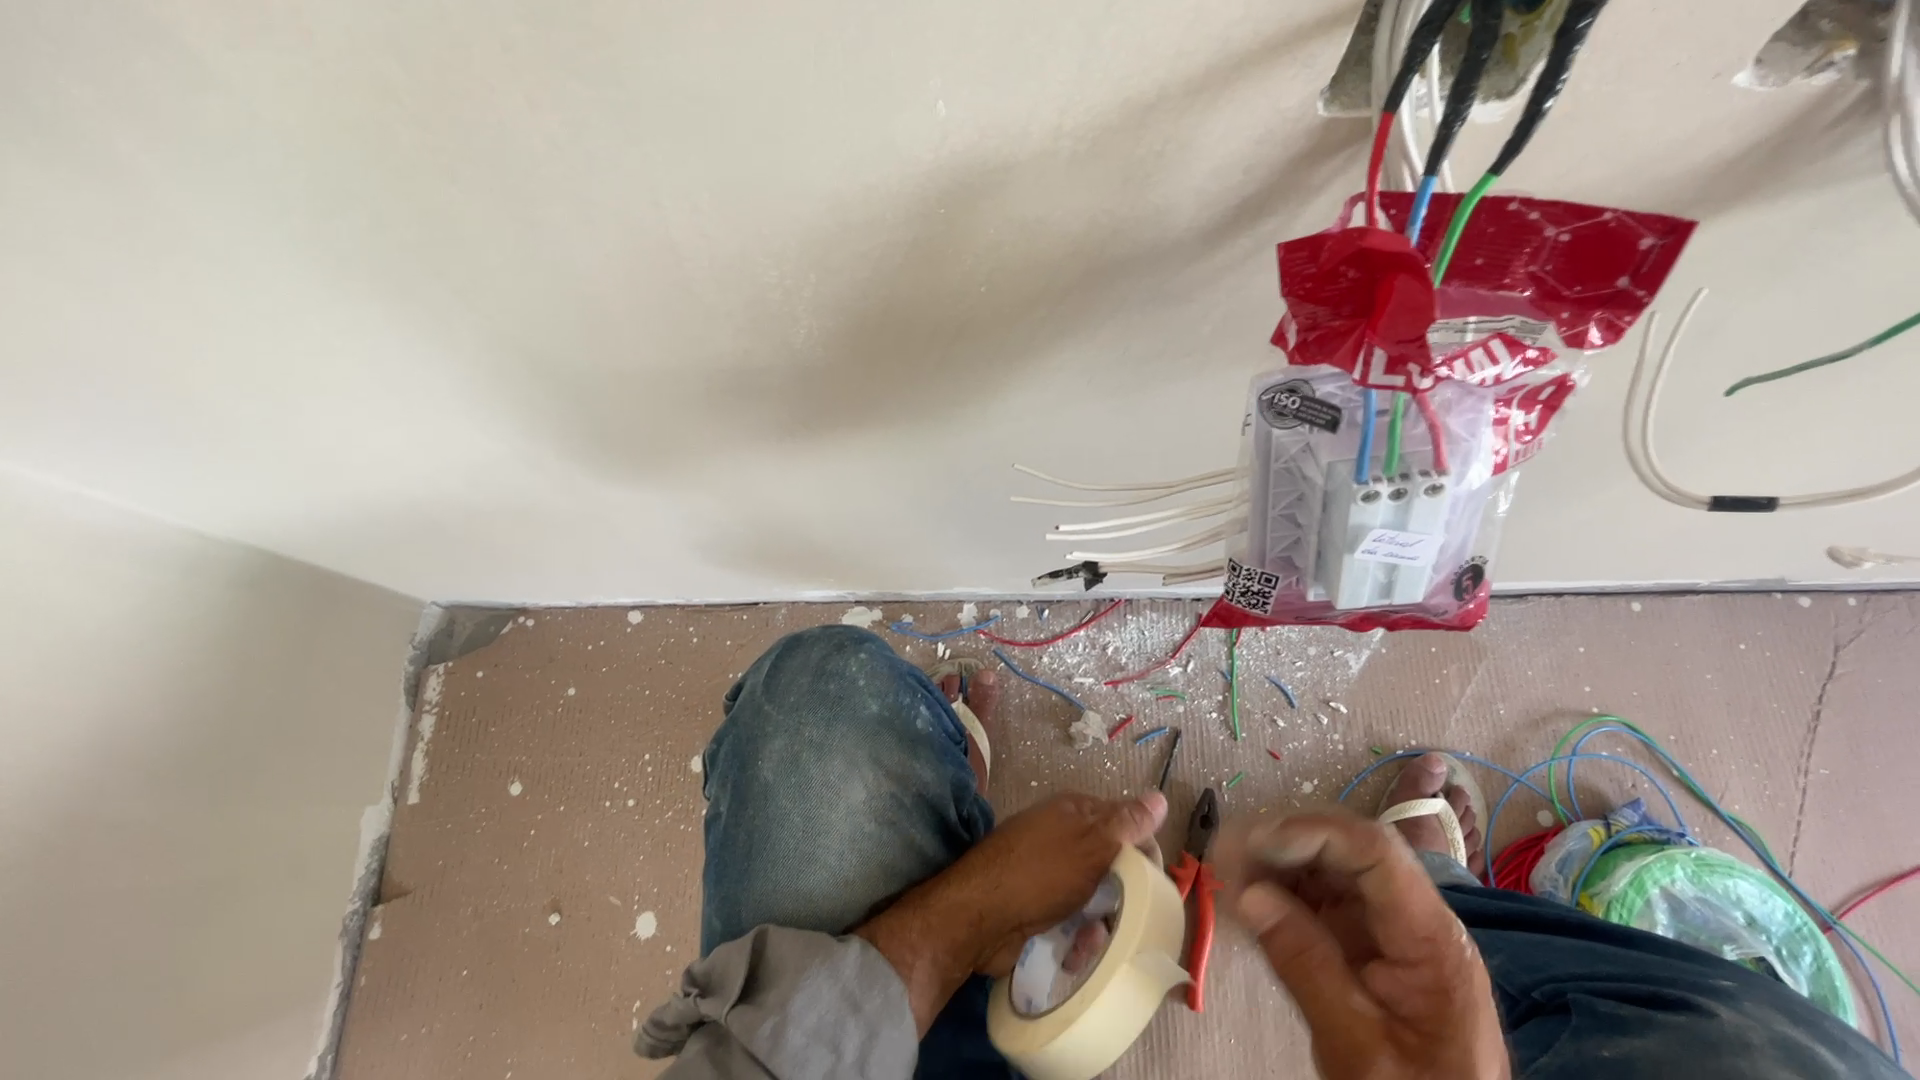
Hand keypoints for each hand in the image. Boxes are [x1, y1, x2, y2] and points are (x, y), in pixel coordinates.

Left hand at [952, 791, 1167, 975]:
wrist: (980, 917)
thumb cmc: (1040, 873)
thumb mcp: (1091, 844)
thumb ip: (1127, 823)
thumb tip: (1159, 797)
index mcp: (1073, 812)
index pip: (1124, 823)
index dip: (1142, 851)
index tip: (1153, 881)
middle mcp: (1060, 837)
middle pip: (1111, 865)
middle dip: (1121, 897)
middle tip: (1124, 917)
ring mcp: (1047, 873)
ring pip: (1093, 899)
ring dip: (1098, 925)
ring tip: (1091, 941)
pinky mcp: (1036, 907)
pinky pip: (1071, 921)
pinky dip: (1076, 938)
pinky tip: (1073, 951)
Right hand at [1212, 810, 1508, 1079]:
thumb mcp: (1357, 1048)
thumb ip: (1307, 968)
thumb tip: (1249, 894)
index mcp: (1431, 937)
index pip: (1373, 850)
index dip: (1308, 833)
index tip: (1249, 845)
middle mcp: (1417, 920)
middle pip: (1350, 850)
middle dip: (1284, 842)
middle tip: (1224, 855)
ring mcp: (1393, 932)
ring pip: (1332, 869)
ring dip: (1277, 863)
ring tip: (1226, 874)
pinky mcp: (1372, 947)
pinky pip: (1325, 901)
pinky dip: (1283, 893)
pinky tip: (1247, 901)